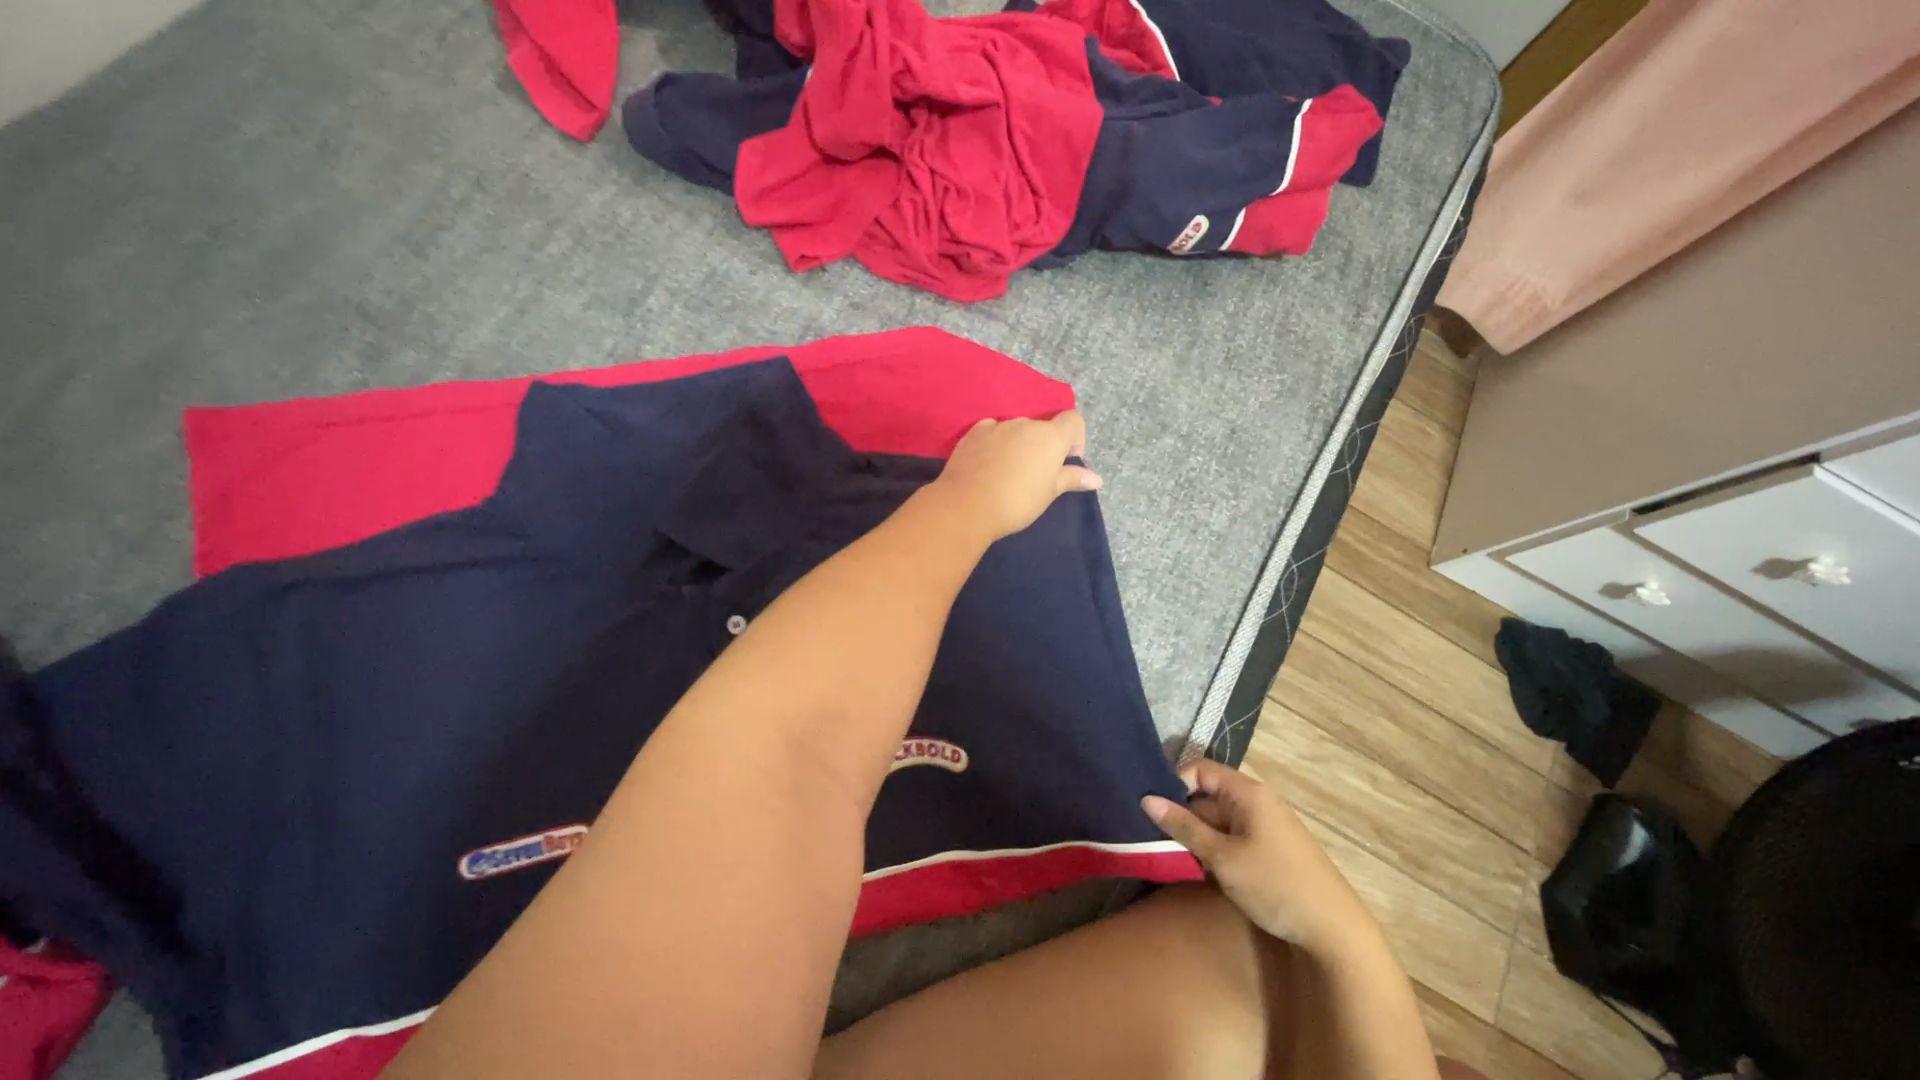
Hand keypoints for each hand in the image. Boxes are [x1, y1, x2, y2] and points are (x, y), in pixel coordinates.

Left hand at [928, 411, 1101, 541]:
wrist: (967, 506)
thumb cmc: (1017, 502)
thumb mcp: (1049, 493)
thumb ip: (1072, 478)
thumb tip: (1096, 478)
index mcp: (1050, 436)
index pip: (1073, 420)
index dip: (1075, 438)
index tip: (1065, 462)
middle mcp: (1025, 424)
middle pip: (1043, 428)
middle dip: (1043, 446)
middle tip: (1035, 475)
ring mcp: (997, 425)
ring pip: (1016, 430)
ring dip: (1019, 445)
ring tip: (1008, 473)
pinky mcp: (973, 433)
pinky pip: (992, 432)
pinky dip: (995, 443)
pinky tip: (988, 465)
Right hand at [1143, 759, 1378, 954]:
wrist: (1334, 930)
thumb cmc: (1275, 885)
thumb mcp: (1222, 857)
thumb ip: (1184, 827)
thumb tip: (1146, 799)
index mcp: (1249, 793)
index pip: (1201, 769)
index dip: (1175, 783)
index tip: (1153, 811)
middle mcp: (1258, 802)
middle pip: (1208, 796)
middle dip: (1181, 816)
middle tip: (1152, 840)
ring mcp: (1266, 828)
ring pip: (1218, 821)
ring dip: (1196, 837)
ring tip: (1169, 857)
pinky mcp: (1270, 851)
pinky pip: (1232, 839)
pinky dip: (1214, 851)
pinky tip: (1199, 871)